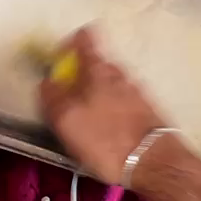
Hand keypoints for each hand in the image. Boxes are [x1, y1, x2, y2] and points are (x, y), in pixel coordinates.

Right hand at [38, 28, 168, 183]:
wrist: (154, 162)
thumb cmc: (105, 139)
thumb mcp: (67, 120)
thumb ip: (53, 96)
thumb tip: (47, 81)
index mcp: (98, 70)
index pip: (85, 38)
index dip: (70, 44)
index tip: (61, 59)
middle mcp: (120, 73)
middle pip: (98, 63)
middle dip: (83, 77)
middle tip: (72, 102)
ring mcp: (138, 90)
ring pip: (112, 84)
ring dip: (100, 96)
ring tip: (91, 122)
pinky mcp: (149, 110)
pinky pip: (125, 101)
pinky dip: (114, 110)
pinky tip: (110, 132)